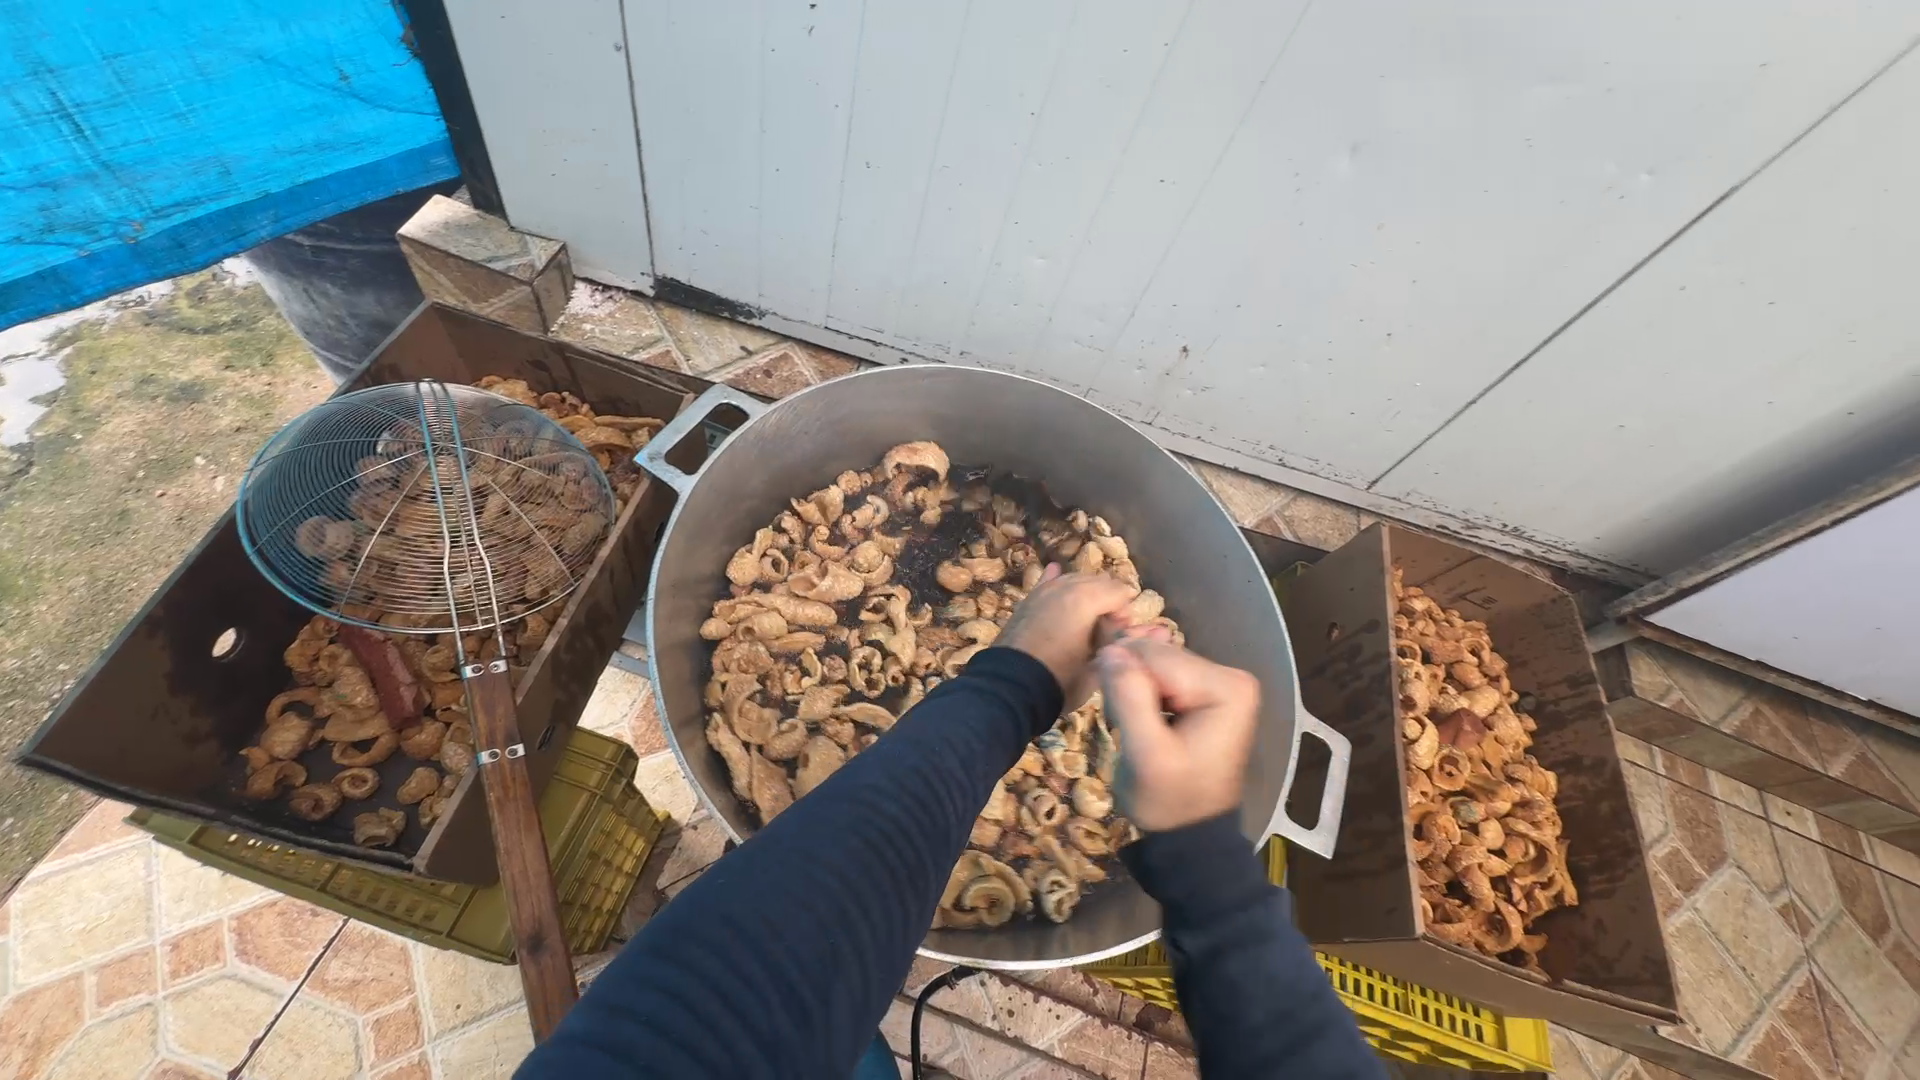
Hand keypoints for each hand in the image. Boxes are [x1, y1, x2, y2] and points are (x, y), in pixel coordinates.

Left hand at [998, 565, 1138, 707]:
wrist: (1009, 689)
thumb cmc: (1060, 681)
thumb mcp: (1099, 666)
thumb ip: (1129, 642)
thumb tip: (1164, 631)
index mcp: (1086, 598)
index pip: (1120, 592)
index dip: (1126, 615)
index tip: (1122, 638)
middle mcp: (1065, 586)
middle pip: (1098, 583)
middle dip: (1109, 603)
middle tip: (1108, 634)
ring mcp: (1043, 591)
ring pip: (1074, 581)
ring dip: (1087, 595)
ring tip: (1090, 621)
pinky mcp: (1027, 602)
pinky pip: (1046, 582)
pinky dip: (1056, 579)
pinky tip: (1058, 571)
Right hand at [1097, 637, 1260, 832]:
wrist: (1188, 835)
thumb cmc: (1170, 801)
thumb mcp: (1145, 753)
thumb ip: (1129, 697)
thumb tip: (1111, 650)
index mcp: (1226, 687)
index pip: (1155, 656)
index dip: (1123, 678)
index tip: (1112, 715)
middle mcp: (1230, 675)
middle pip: (1156, 654)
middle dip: (1128, 681)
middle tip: (1119, 722)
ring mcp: (1220, 681)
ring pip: (1153, 662)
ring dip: (1131, 688)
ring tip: (1128, 724)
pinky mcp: (1206, 690)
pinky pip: (1159, 674)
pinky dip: (1140, 692)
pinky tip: (1139, 719)